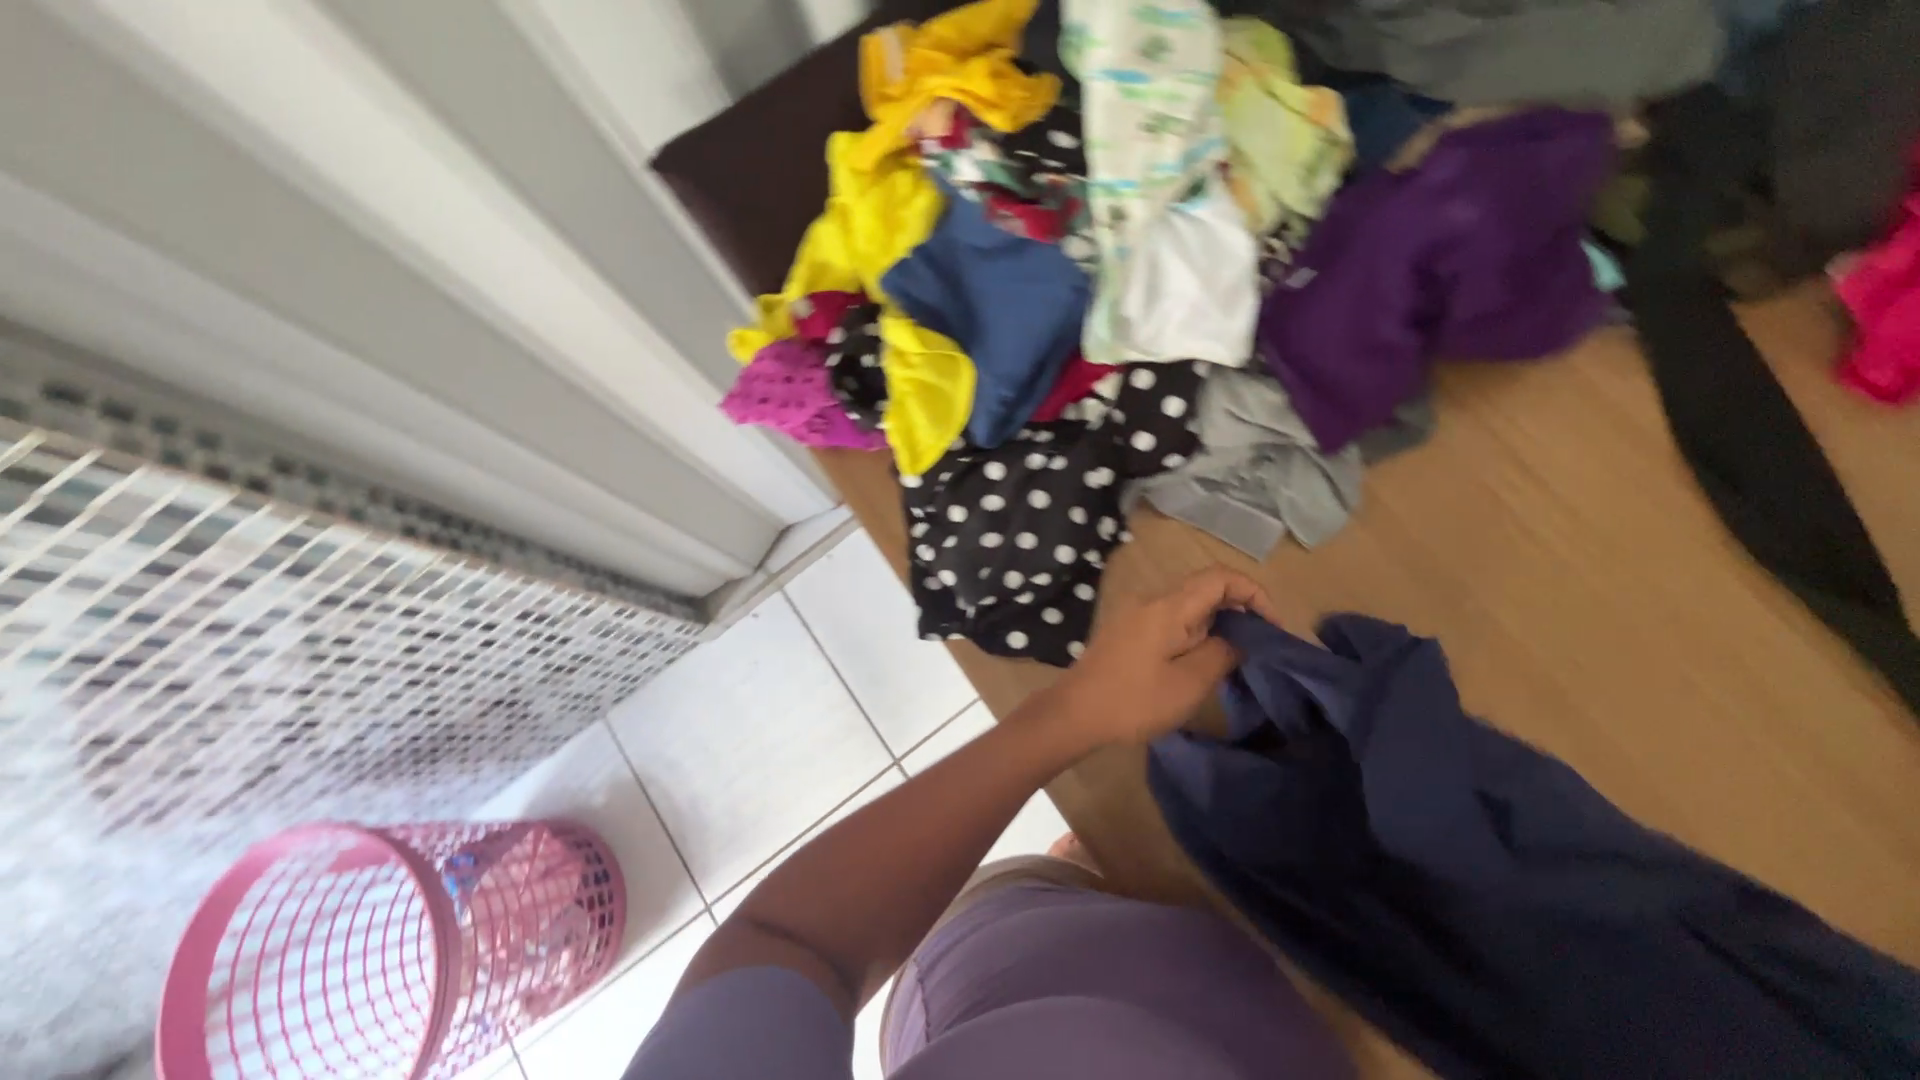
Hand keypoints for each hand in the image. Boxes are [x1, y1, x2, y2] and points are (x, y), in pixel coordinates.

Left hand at [1042, 567, 1279, 745]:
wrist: (1073, 714)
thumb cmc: (1133, 701)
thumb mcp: (1189, 683)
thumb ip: (1222, 653)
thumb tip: (1240, 638)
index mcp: (1168, 605)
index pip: (1221, 576)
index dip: (1254, 593)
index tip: (1272, 627)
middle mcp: (1151, 599)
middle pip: (1205, 587)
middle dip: (1239, 609)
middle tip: (1259, 646)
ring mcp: (1135, 613)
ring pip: (1188, 605)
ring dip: (1217, 622)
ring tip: (1235, 656)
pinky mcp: (1127, 630)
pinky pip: (1170, 619)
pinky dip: (1194, 631)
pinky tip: (1201, 661)